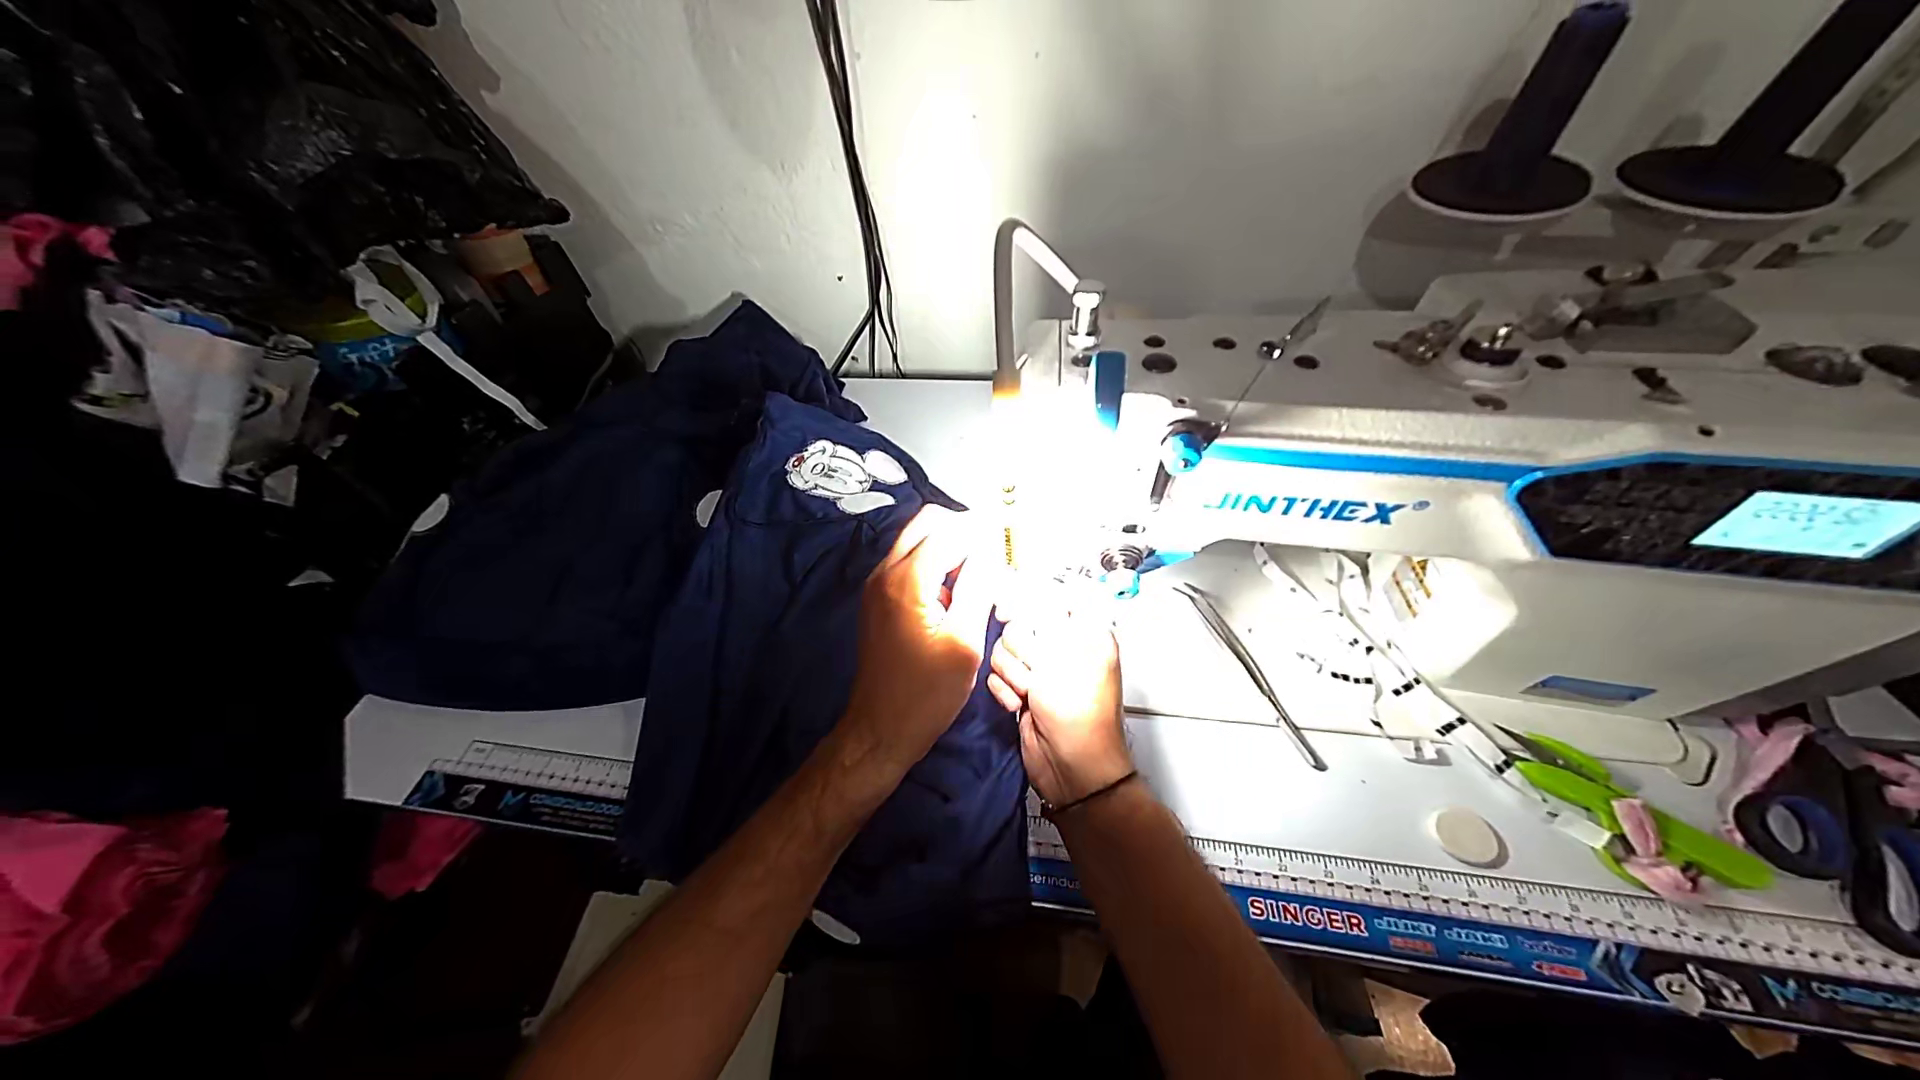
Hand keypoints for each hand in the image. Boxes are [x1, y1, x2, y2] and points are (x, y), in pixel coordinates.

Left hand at [839, 506, 994, 772]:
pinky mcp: (879, 600)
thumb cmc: (926, 694)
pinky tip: (957, 591)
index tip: (1009, 547)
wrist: (880, 729)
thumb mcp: (964, 642)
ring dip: (949, 546)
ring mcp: (877, 585)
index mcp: (906, 581)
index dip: (983, 534)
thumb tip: (991, 552)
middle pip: (928, 523)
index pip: (950, 532)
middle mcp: (885, 573)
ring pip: (917, 540)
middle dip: (964, 530)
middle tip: (994, 556)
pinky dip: (935, 563)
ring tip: (980, 574)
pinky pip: (909, 562)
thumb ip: (978, 589)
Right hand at [987, 599, 1133, 806]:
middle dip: (1021, 648)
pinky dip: (1003, 690)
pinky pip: (996, 674)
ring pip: (1004, 648)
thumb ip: (1039, 620)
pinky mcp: (1021, 689)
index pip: (1052, 594)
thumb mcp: (1062, 656)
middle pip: (1020, 621)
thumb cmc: (1079, 713)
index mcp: (1085, 630)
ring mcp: (1041, 669)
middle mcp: (1063, 645)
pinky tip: (1017, 706)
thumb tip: (1020, 592)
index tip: (1011, 611)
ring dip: (1012, 672)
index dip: (1028, 599)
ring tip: (1029, 693)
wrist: (1072, 769)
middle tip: (1035, 671)